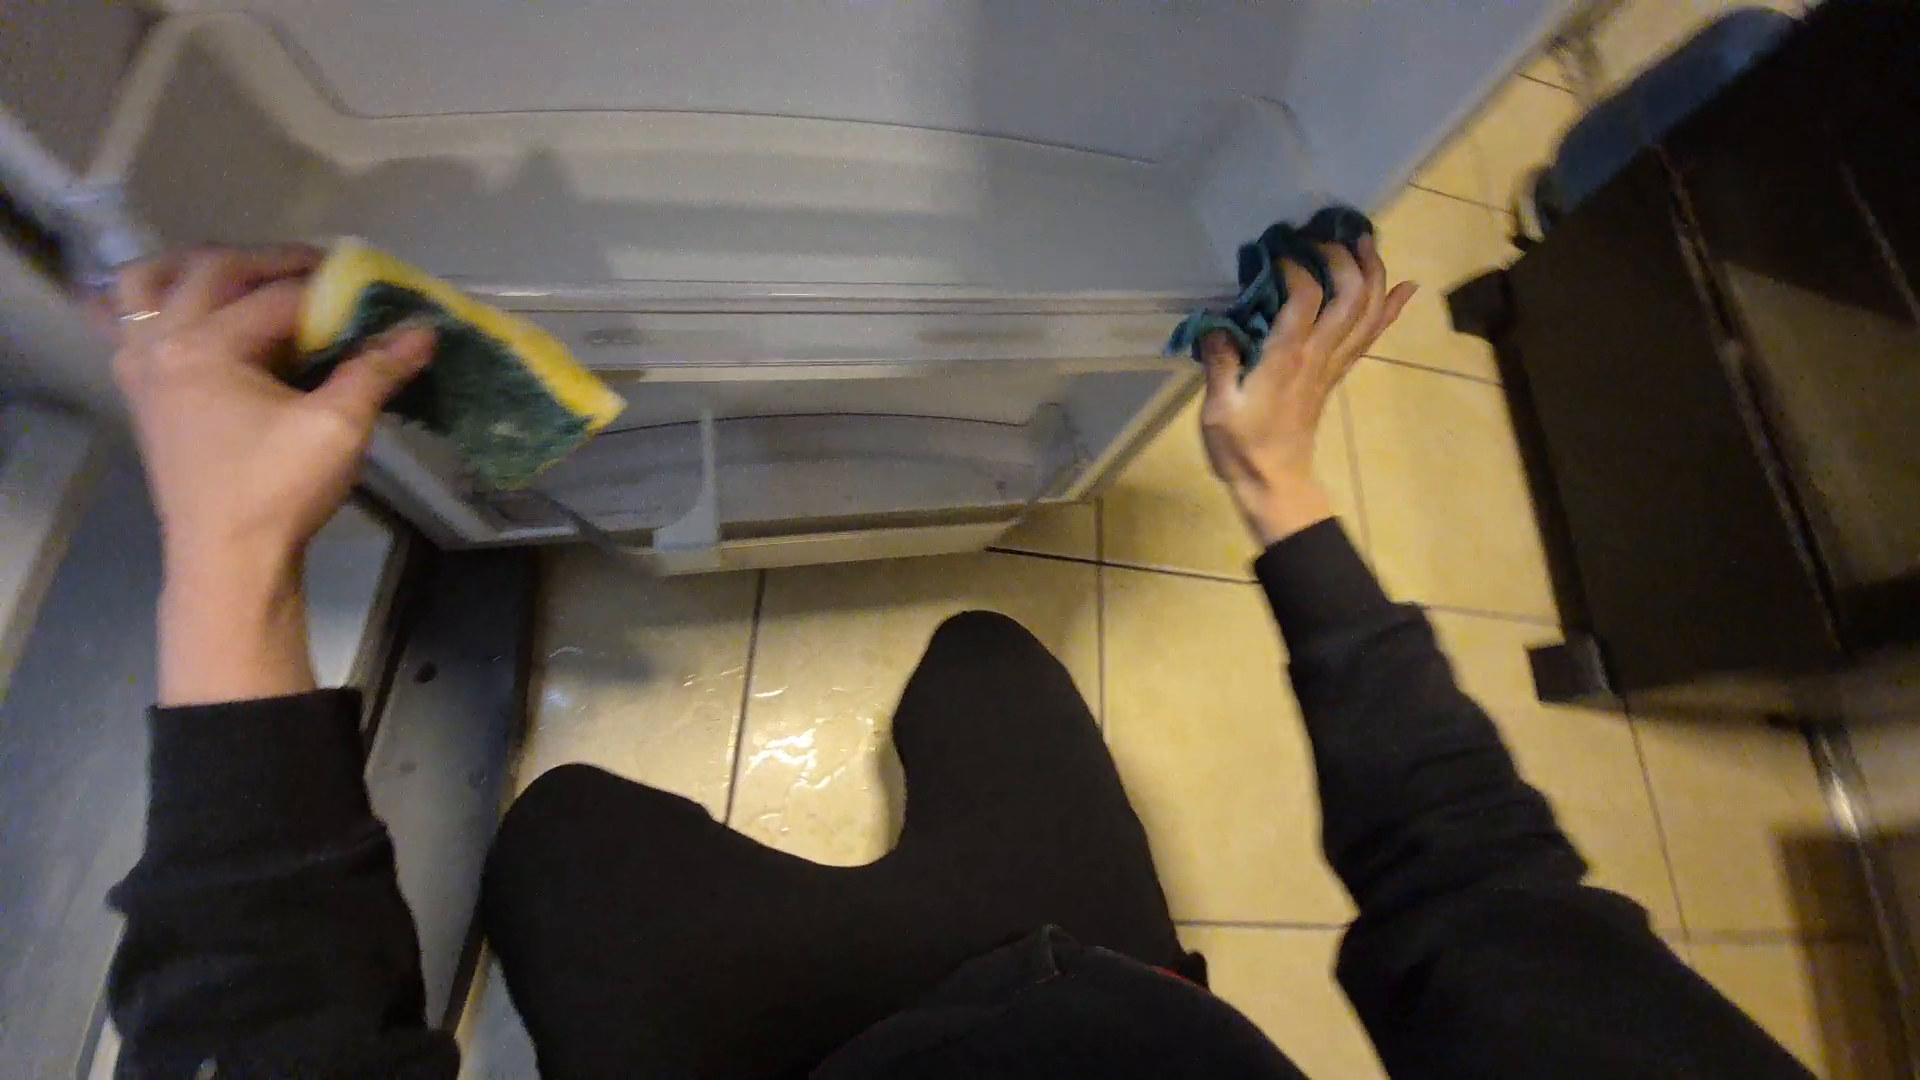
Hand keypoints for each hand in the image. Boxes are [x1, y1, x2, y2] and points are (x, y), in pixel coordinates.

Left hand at [112, 245, 433, 703]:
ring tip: (253, 274)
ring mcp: (139, 361)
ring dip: (203, 266)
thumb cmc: (282, 487)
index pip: (277, 298)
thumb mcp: (340, 426)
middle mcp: (159, 340)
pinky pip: (126, 315)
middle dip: (271, 260)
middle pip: (210, 270)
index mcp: (204, 347)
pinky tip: (184, 303)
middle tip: (326, 270)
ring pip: (151, 280)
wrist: (230, 550)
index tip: (379, 290)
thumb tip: (423, 333)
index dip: (334, 291)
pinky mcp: (142, 385)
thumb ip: (375, 371)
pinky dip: (154, 296)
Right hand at [1199, 235, 1414, 544]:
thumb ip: (1220, 363)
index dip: (1298, 268)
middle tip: (1324, 237)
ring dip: (1374, 272)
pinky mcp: (1336, 375)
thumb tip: (1217, 326)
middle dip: (1344, 258)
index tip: (1277, 253)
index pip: (1307, 298)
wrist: (1273, 481)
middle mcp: (1319, 355)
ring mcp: (1333, 365)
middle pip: (1352, 295)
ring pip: (1370, 310)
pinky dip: (1390, 309)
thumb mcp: (1218, 408)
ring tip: (1365, 243)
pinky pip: (1371, 335)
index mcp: (1288, 359)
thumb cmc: (1241, 448)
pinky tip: (1404, 287)